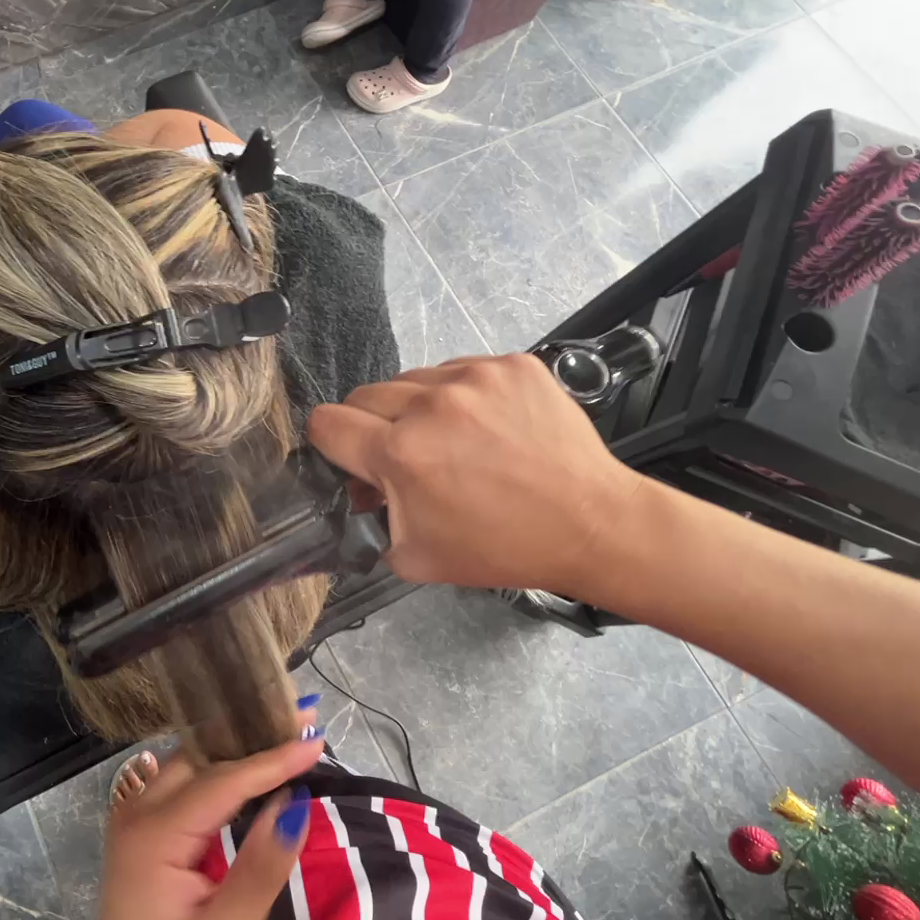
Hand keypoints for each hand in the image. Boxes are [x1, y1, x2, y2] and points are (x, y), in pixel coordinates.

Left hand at [96, 736, 324, 919]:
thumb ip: (258, 868)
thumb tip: (295, 802)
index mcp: (152, 832)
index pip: (221, 779)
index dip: (271, 757)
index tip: (314, 737)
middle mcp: (137, 808)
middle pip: (201, 756)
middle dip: (253, 735)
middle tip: (302, 720)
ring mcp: (134, 813)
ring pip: (190, 760)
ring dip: (237, 746)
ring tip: (283, 730)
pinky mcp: (141, 825)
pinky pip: (182, 778)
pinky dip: (219, 765)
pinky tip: (249, 761)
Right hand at [307, 354, 643, 596]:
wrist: (593, 524)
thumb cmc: (501, 548)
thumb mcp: (414, 555)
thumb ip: (368, 518)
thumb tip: (358, 487)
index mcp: (400, 453)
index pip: (326, 422)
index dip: (330, 442)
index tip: (349, 456)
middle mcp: (430, 404)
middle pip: (363, 395)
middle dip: (371, 426)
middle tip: (404, 455)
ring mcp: (475, 377)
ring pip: (411, 380)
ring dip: (417, 407)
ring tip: (452, 440)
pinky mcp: (512, 364)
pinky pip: (460, 370)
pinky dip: (462, 395)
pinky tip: (487, 426)